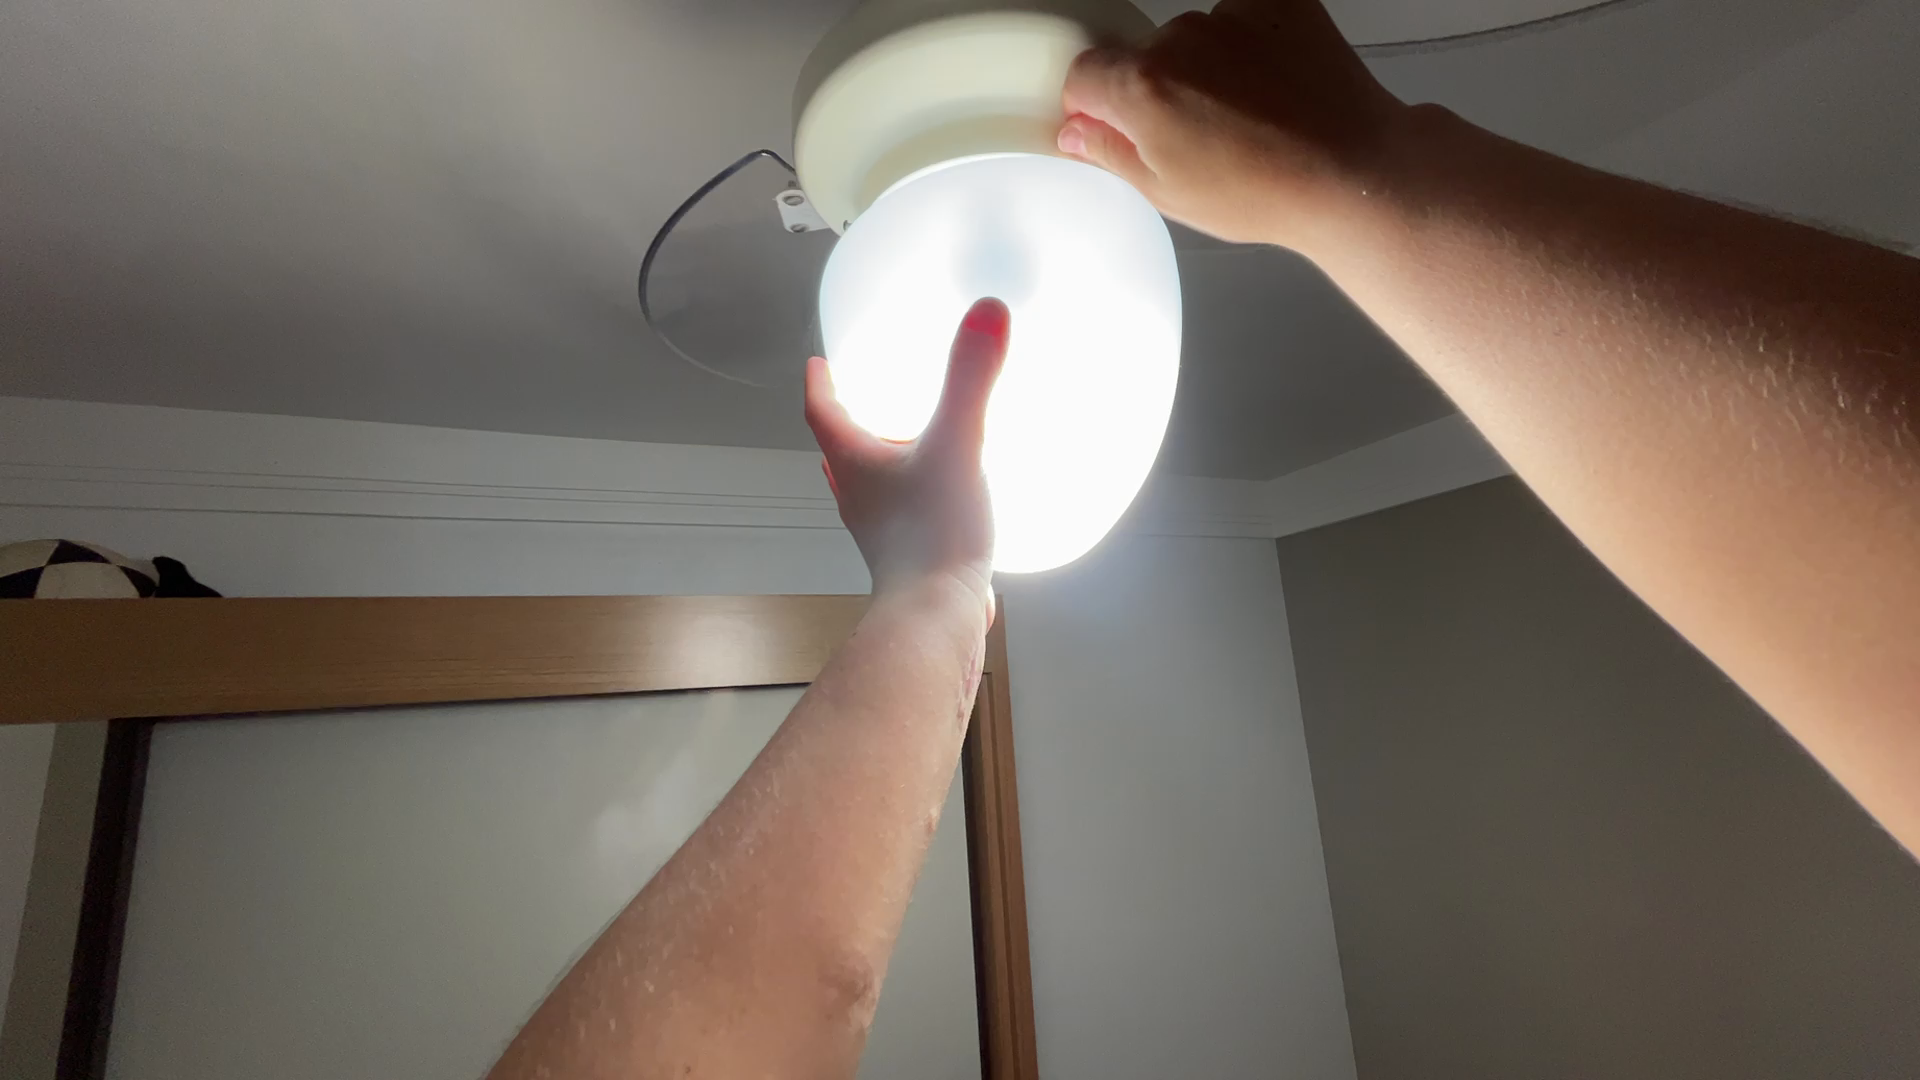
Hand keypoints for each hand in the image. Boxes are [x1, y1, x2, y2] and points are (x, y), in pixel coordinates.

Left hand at [805, 298, 1010, 616]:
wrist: (937, 617)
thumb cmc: (933, 531)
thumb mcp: (956, 443)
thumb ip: (970, 379)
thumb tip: (987, 309)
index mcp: (854, 464)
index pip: (823, 413)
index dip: (821, 384)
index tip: (819, 363)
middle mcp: (857, 497)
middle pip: (840, 452)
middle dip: (848, 424)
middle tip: (867, 400)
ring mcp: (879, 531)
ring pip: (868, 486)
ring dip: (879, 462)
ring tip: (906, 443)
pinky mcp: (906, 556)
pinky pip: (902, 512)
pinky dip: (912, 494)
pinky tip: (945, 495)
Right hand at [1057, 0, 1407, 255]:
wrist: (1346, 170)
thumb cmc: (1259, 192)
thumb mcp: (1166, 192)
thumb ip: (1110, 152)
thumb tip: (1075, 132)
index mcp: (1144, 88)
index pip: (1083, 74)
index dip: (1089, 107)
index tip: (1107, 128)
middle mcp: (1182, 37)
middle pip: (1139, 58)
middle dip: (1149, 94)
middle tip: (1186, 141)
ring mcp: (1233, 15)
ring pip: (1188, 40)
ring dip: (1197, 72)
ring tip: (1236, 121)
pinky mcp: (1278, 3)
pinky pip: (1236, 21)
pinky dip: (1241, 50)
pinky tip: (1262, 92)